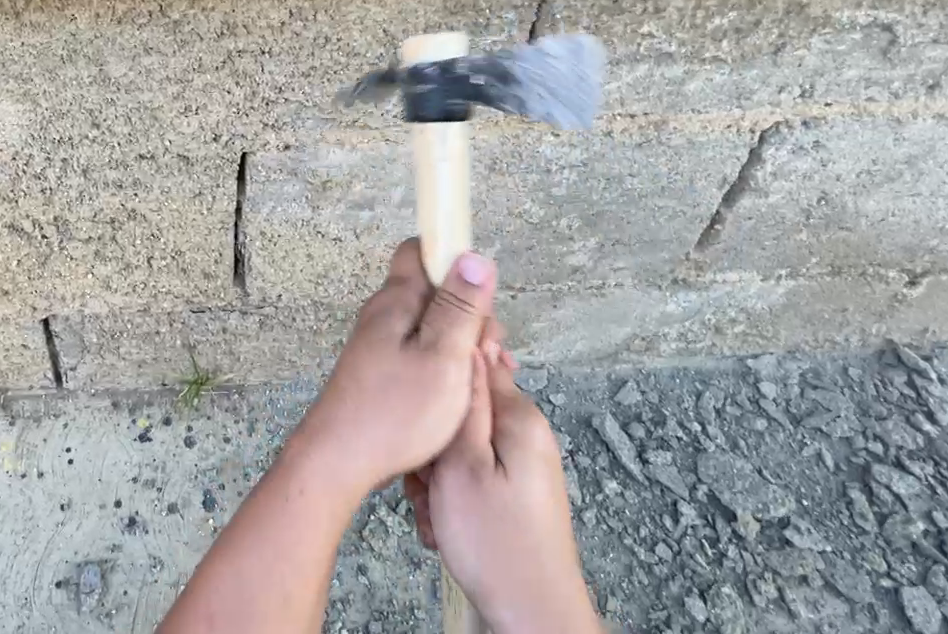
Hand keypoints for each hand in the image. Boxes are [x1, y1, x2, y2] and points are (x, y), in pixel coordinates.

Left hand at [286, 239, 496, 497]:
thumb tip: (474, 255)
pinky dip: (447, 362)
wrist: (340, 458)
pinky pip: (422, 350)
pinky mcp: (381, 369)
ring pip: (432, 324)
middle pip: (433, 290)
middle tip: (491, 353)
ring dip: (463, 342)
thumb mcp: (443, 356)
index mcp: (396, 300)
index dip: (454, 260)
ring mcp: (380, 342)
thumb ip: (460, 307)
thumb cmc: (396, 410)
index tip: (483, 297)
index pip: (421, 251)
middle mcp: (384, 313)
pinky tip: (464, 392)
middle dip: (470, 312)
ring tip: (486, 376)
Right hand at [403, 322, 599, 633]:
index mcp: (518, 417)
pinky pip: (468, 472)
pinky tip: (441, 521)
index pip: (472, 361)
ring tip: (431, 507)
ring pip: (457, 444)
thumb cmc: (493, 540)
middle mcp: (524, 433)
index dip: (436, 380)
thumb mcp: (463, 462)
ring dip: (434, 473)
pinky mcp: (512, 489)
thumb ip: (467, 400)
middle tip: (423, 478)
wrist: (530, 617)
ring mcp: (519, 463)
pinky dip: (448, 494)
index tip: (417, 410)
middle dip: (429, 439)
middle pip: (458, 408)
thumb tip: (473, 341)